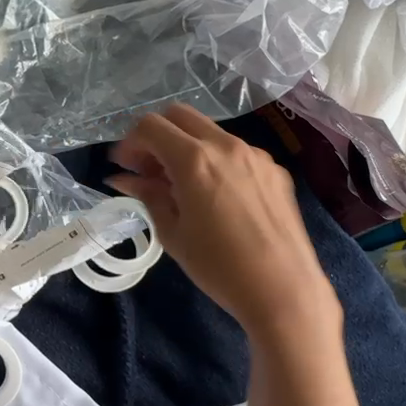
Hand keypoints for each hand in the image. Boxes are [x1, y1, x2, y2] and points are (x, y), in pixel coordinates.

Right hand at [107, 104, 338, 337]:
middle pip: (179, 115)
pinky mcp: (275, 170)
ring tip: (179, 186)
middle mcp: (226, 146)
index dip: (129, 143)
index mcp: (194, 160)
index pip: (150, 126)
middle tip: (147, 169)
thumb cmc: (217, 265)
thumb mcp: (171, 232)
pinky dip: (214, 162)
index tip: (123, 167)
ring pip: (209, 132)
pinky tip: (214, 197)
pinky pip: (235, 152)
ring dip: (185, 147)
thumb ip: (148, 195)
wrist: (282, 289)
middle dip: (156, 135)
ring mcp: (255, 155)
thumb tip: (125, 179)